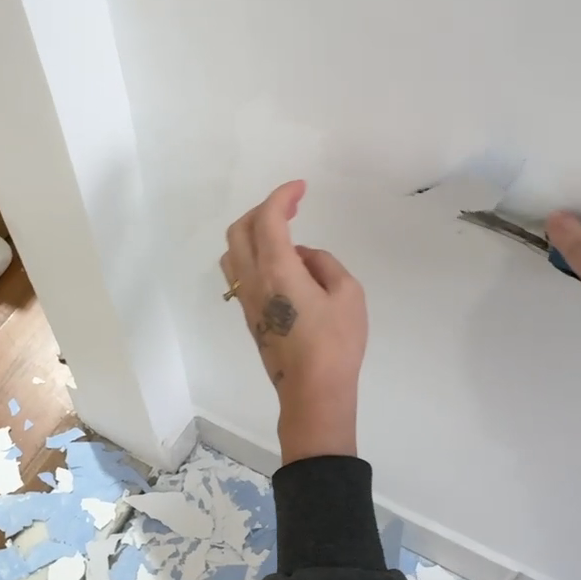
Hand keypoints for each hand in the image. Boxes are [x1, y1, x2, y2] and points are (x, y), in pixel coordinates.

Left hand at [221, 181, 368, 461]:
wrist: (312, 390)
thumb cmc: (336, 343)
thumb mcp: (348, 293)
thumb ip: (324, 264)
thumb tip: (304, 259)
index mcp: (277, 270)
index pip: (268, 219)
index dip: (281, 196)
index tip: (300, 188)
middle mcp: (253, 281)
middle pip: (239, 231)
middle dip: (261, 210)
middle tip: (290, 206)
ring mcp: (246, 301)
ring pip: (232, 254)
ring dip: (251, 233)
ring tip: (281, 232)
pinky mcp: (249, 317)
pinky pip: (240, 275)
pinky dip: (253, 256)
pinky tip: (280, 263)